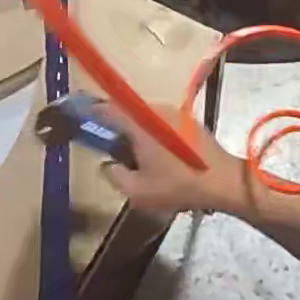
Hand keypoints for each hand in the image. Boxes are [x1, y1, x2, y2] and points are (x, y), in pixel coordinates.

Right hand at [96, 104, 253, 216]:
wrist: (223, 180)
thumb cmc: (178, 185)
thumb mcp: (137, 190)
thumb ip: (115, 175)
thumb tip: (108, 163)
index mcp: (141, 122)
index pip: (108, 108)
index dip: (90, 112)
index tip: (76, 116)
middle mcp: (157, 110)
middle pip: (126, 110)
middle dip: (112, 124)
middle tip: (103, 143)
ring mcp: (175, 112)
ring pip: (144, 116)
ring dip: (133, 129)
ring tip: (129, 154)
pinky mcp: (187, 120)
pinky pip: (159, 120)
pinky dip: (149, 131)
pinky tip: (152, 154)